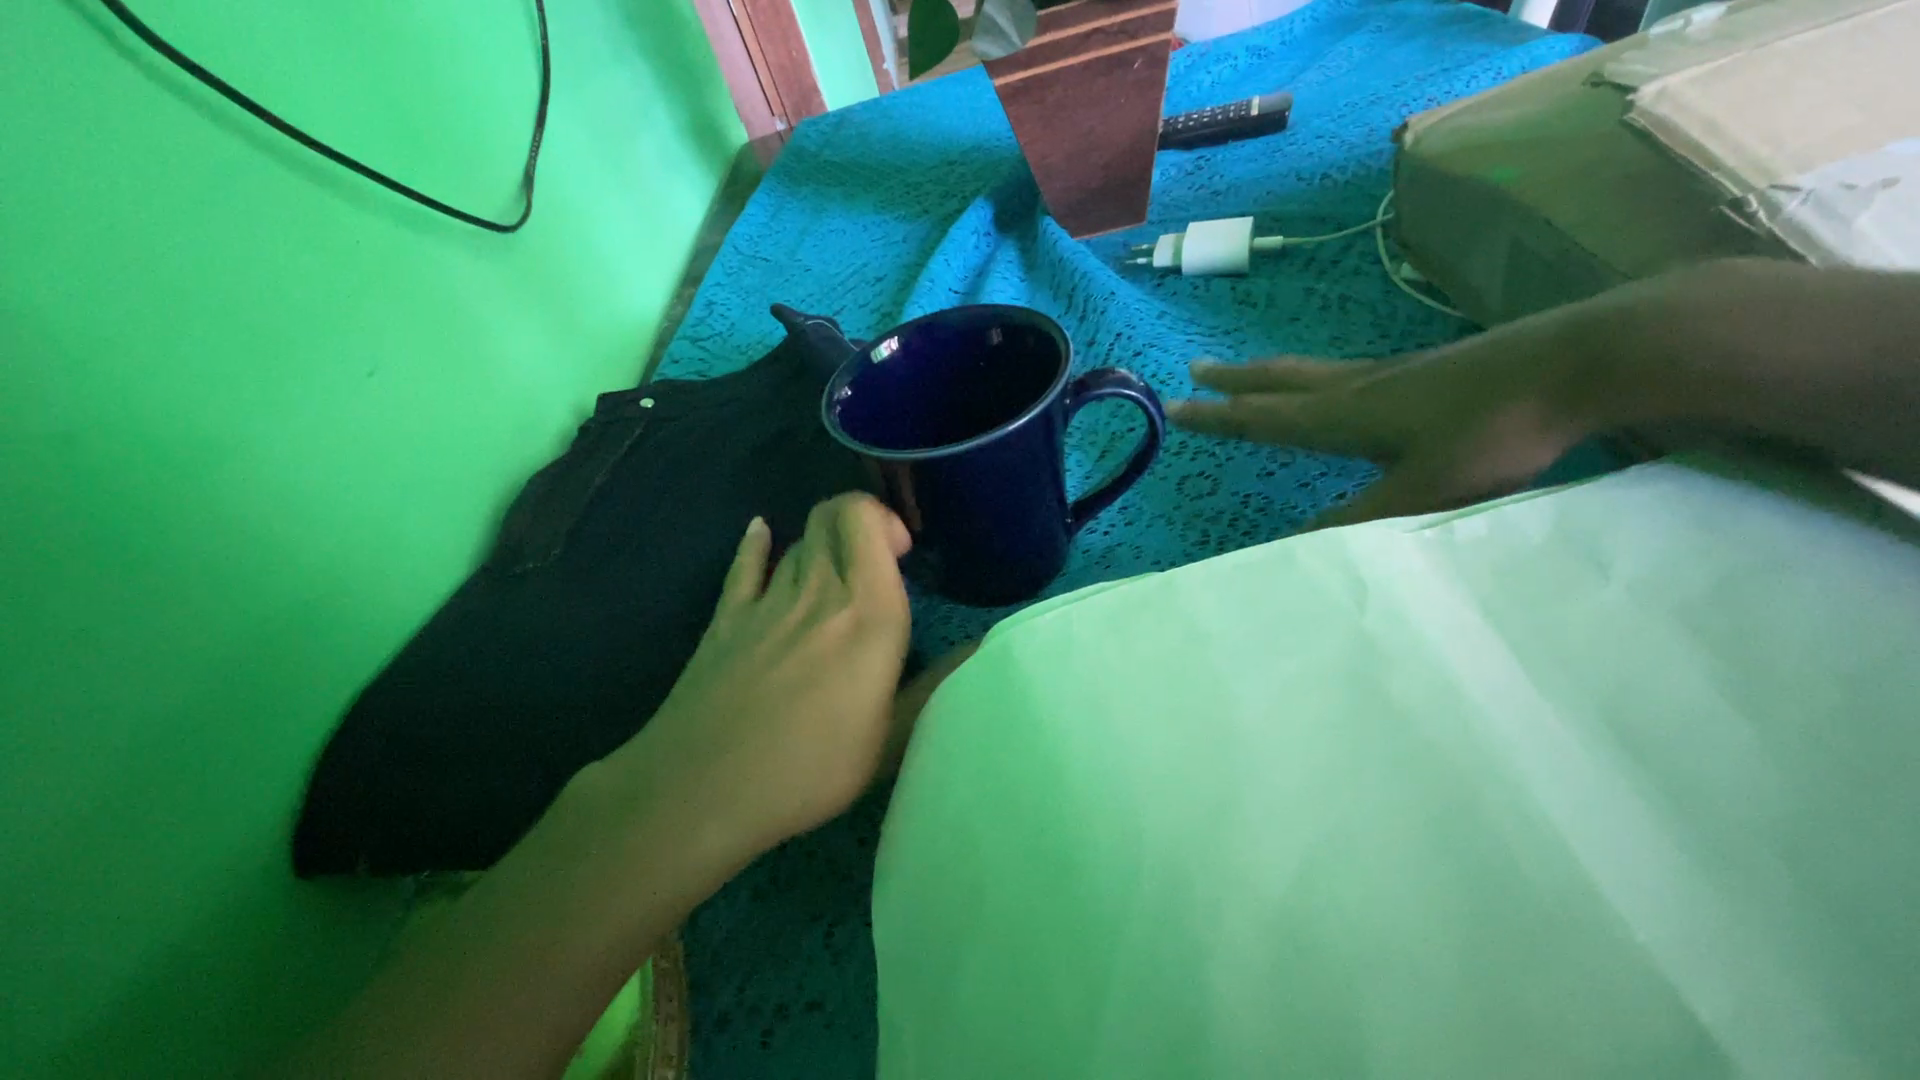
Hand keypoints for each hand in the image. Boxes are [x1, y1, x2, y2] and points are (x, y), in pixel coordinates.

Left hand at [624, 493, 913, 861]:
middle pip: (831, 517)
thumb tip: (982, 649)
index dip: (885, 519)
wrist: (703, 787)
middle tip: (874, 559)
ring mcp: (765, 600)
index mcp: (868, 614)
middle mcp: (818, 590)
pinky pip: (745, 564)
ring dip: (821, 544)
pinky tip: (761, 532)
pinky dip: (757, 543)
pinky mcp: (725, 618)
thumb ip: (935, 686)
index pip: (868, 521)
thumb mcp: (890, 740)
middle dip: (856, 520)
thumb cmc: (810, 770)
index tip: (902, 554)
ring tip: (835, 572)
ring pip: (797, 541)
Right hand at [1168, 304, 1607, 525]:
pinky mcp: (1426, 369)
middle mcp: (1358, 387)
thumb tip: (1294, 546)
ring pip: (1314, 372)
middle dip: (1236, 380)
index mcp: (1344, 416)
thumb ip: (1357, 520)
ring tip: (1248, 373)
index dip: (1218, 417)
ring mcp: (1393, 372)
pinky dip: (1317, 377)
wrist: (1576, 364)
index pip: (1264, 417)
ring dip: (1271, 374)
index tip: (1174, 407)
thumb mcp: (1420, 492)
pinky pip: (1348, 372)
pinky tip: (1338, 385)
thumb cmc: (1490, 433)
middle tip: (1197, 368)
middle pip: (1281, 381)